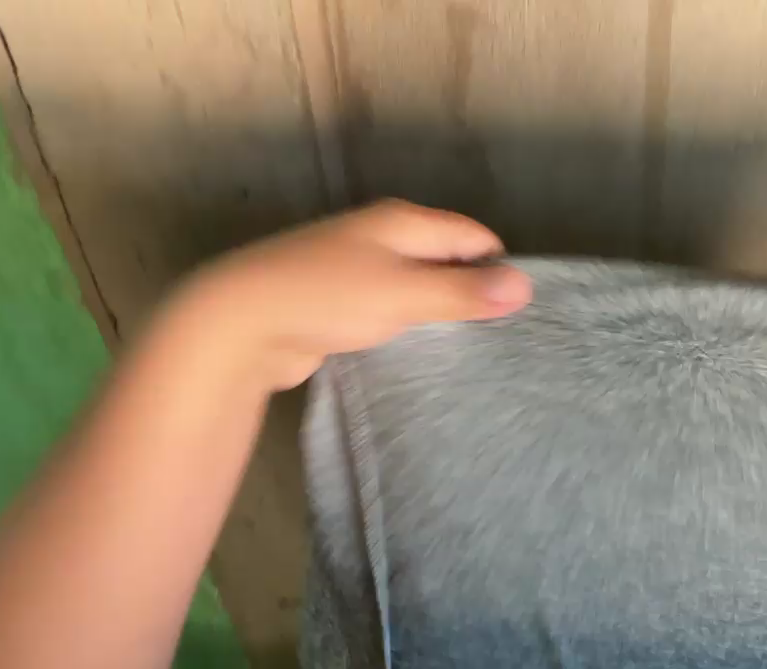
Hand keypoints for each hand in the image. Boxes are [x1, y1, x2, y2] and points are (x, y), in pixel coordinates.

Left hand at [137, 199, 532, 389]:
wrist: (241, 323)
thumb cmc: (327, 297)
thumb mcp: (404, 294)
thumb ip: (464, 291)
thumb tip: (525, 286)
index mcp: (401, 222)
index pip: (471, 234)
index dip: (499, 265)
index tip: (521, 308)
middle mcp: (381, 236)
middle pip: (446, 256)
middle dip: (474, 287)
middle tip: (502, 331)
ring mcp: (358, 268)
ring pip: (419, 283)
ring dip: (442, 307)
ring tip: (471, 344)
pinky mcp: (341, 301)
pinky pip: (394, 307)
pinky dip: (412, 322)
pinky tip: (420, 348)